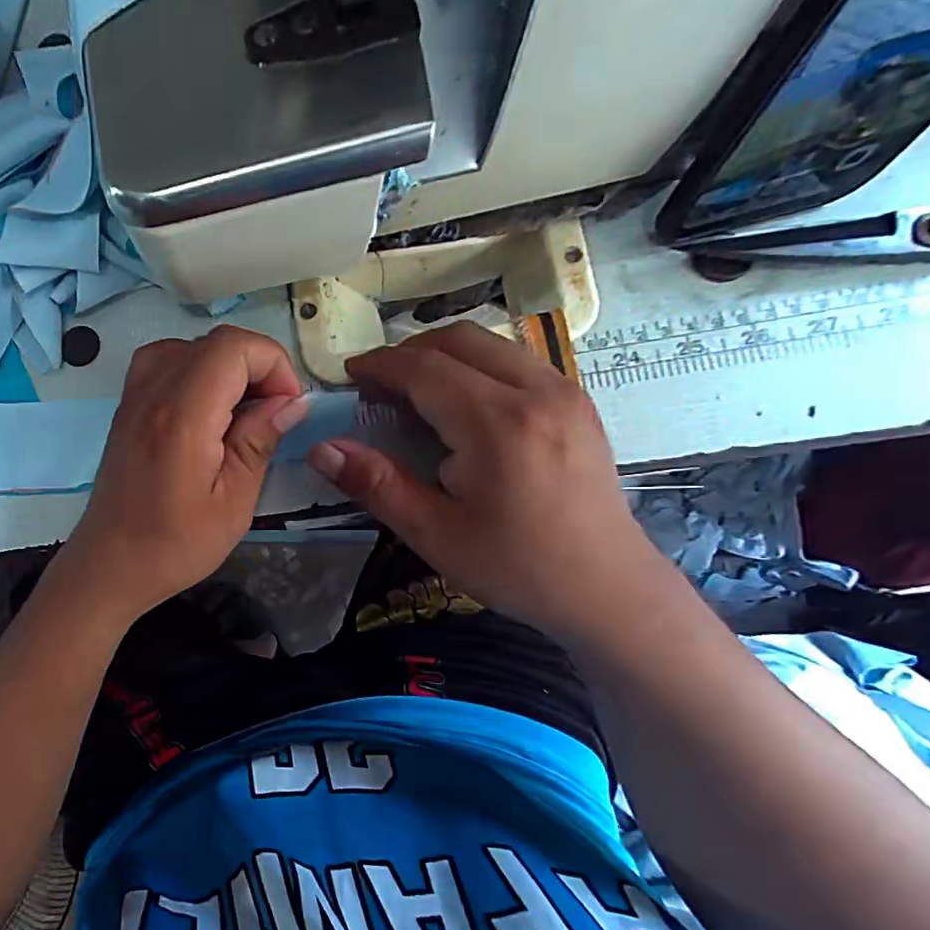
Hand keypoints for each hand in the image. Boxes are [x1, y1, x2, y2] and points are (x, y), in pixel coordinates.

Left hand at [53, 325, 307, 622]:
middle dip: (258, 366)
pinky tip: (207, 406)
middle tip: (273, 413)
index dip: (273, 365)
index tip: (288, 407)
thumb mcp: (233, 503)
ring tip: (243, 410)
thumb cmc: (175, 545)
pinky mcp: (127, 407)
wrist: (110, 565)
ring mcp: (135, 396)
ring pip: (191, 346)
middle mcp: (154, 393)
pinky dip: (196, 370)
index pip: (234, 348)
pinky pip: (164, 361)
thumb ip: (259, 442)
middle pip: (216, 342)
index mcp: (183, 417)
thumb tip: (292, 403)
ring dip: (228, 367)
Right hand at [305, 322, 667, 639]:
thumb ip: (376, 484)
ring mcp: (566, 391)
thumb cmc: (517, 568)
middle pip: (459, 340)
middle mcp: (537, 391)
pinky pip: (517, 361)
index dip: (380, 366)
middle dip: (409, 353)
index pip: (424, 368)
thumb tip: (322, 448)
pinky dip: (479, 367)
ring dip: (445, 356)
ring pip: (492, 344)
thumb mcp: (435, 534)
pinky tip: (465, 407)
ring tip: (416, 393)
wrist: (607, 589)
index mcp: (498, 424)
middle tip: (379, 387)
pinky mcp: (579, 403)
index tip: (350, 377)